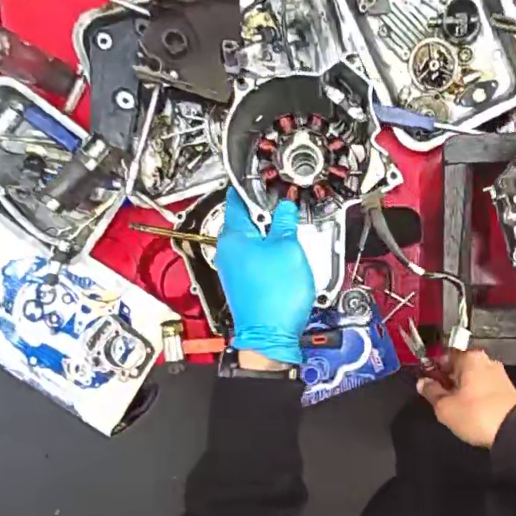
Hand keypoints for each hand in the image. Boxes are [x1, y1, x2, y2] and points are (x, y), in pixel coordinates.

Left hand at [216, 190, 314, 365]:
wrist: (270, 336)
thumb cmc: (275, 298)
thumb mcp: (288, 249)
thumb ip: (285, 223)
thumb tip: (286, 207)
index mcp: (233, 236)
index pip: (236, 199)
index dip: (252, 186)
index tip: (262, 180)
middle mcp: (227, 251)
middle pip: (244, 220)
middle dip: (265, 212)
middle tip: (285, 207)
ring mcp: (233, 268)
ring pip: (251, 239)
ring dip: (269, 233)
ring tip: (288, 234)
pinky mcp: (243, 282)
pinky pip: (255, 258)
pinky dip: (268, 252)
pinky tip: (283, 258)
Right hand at [418, 349, 515, 448]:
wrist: (512, 432)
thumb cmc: (477, 415)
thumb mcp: (445, 407)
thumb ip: (431, 392)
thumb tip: (423, 383)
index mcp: (470, 358)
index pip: (445, 354)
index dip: (433, 367)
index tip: (426, 379)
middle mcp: (487, 361)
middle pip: (460, 365)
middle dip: (447, 378)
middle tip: (437, 395)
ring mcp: (499, 375)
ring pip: (472, 376)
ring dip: (461, 387)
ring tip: (453, 405)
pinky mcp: (506, 389)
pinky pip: (484, 386)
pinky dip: (475, 394)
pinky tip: (469, 409)